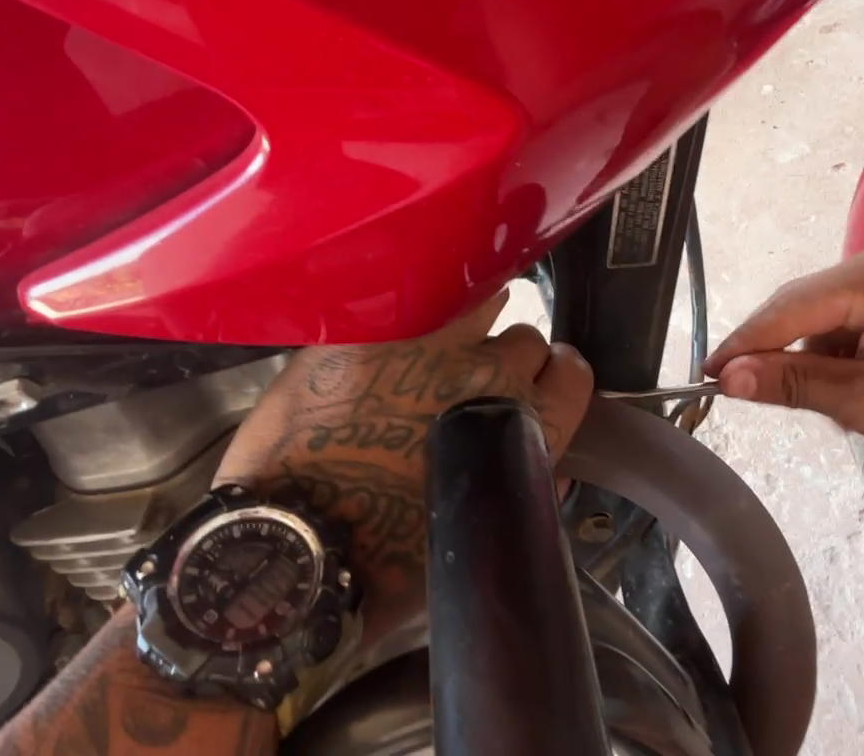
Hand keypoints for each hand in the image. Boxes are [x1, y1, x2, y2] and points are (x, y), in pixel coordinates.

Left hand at [214, 291, 592, 641]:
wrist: (290, 551)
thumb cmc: (389, 564)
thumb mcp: (479, 539)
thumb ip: (524, 488)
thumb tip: (551, 465)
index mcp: (522, 429)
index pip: (573, 373)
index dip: (558, 379)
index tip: (541, 383)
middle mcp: (486, 376)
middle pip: (525, 339)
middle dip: (509, 359)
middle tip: (478, 380)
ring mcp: (427, 345)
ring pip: (479, 302)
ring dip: (472, 321)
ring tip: (443, 343)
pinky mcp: (371, 332)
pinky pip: (416, 299)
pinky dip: (421, 312)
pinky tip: (405, 330)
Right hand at [703, 242, 863, 484]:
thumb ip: (792, 384)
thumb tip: (726, 379)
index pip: (792, 305)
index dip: (746, 341)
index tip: (707, 373)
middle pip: (805, 308)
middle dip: (778, 352)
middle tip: (739, 390)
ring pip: (823, 323)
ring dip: (809, 362)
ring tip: (817, 405)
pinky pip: (848, 331)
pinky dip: (836, 363)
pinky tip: (844, 394)